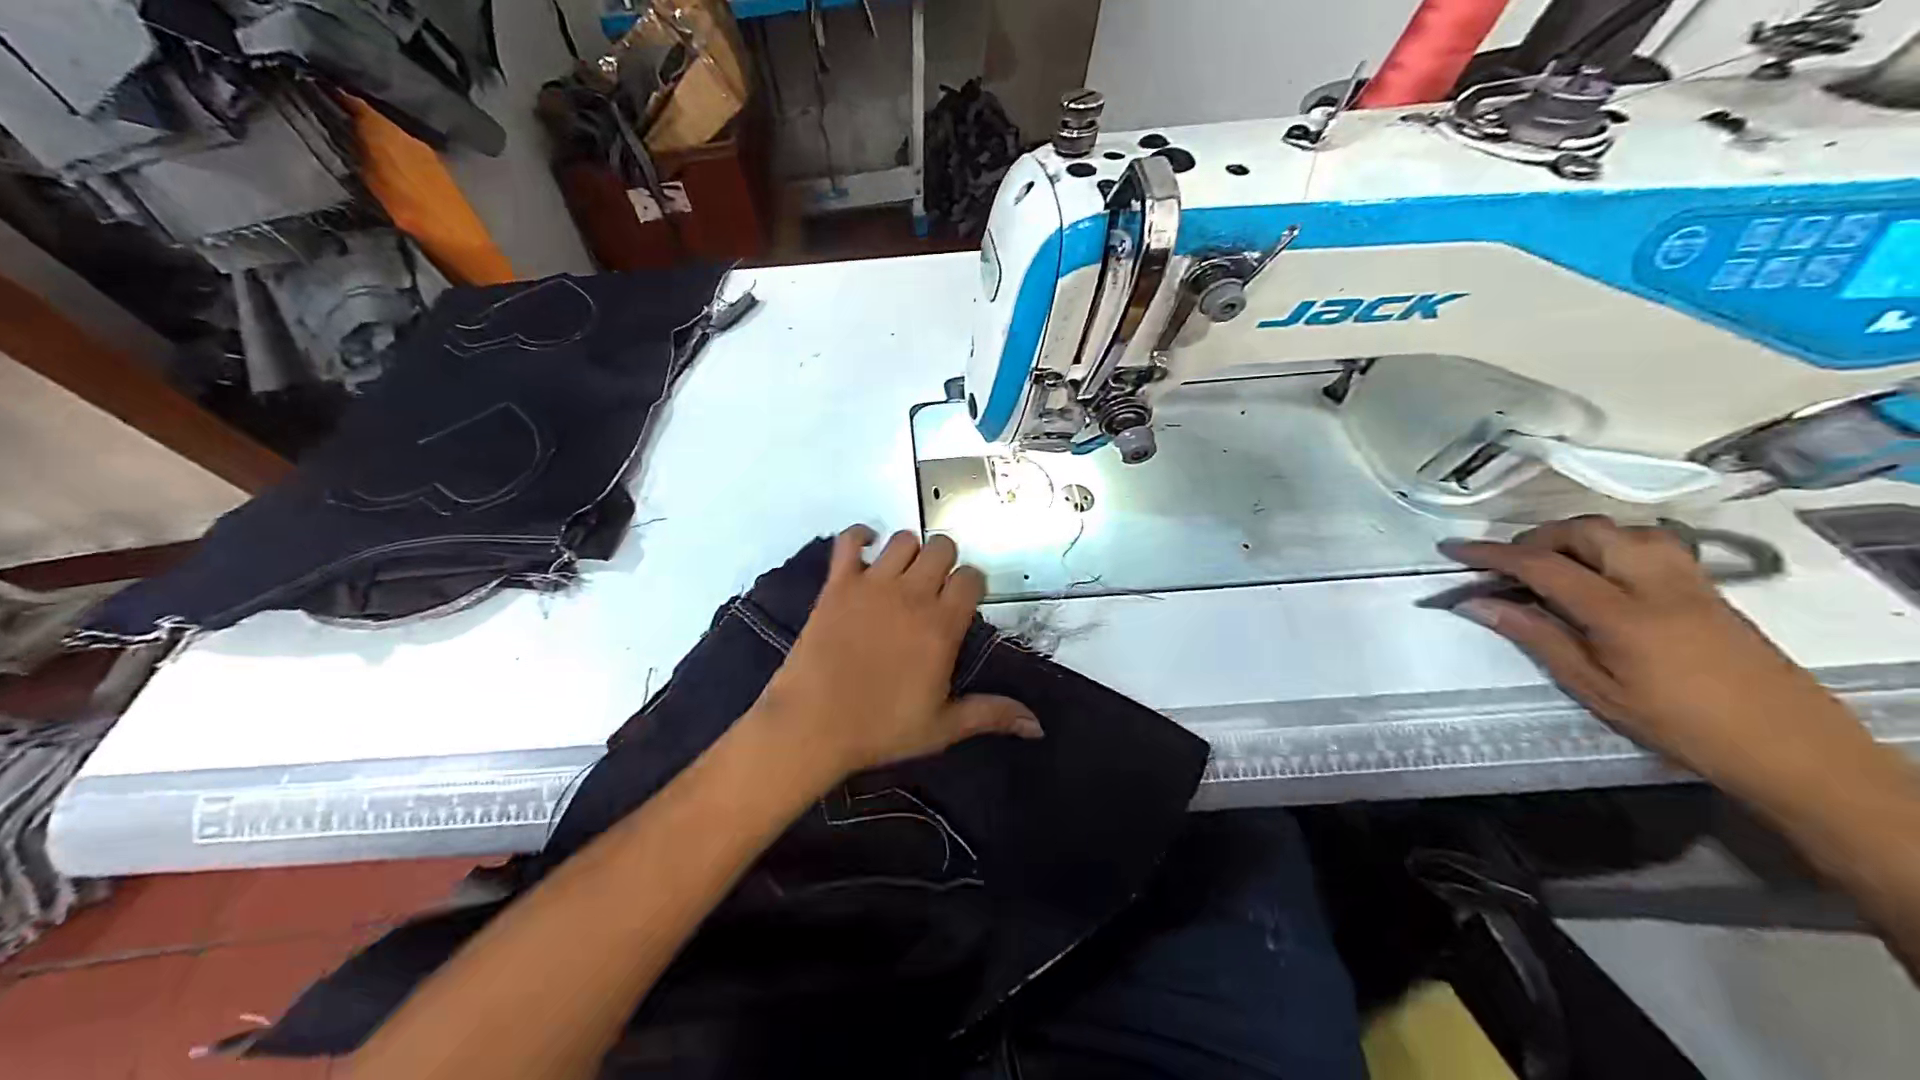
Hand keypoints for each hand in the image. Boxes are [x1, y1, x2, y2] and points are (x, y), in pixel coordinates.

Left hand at [750, 526, 1040, 781]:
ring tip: (903, 575)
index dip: (972, 585)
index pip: (972, 578)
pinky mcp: (838, 583)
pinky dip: (860, 537)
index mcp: (942, 625)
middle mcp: (912, 594)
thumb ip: (991, 714)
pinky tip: (866, 549)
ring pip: (904, 539)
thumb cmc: (881, 728)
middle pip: (942, 548)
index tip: (963, 602)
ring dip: (909, 552)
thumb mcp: (942, 726)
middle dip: (945, 562)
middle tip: (934, 588)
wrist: (812, 725)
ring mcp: (873, 584)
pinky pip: (850, 540)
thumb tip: (1037, 725)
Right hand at [1439, 516, 1877, 797]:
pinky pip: (1651, 542)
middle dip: (1537, 538)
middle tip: (1508, 564)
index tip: (1453, 549)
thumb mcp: (1595, 688)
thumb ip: (1537, 637)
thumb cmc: (1678, 725)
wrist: (1789, 745)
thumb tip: (1476, 603)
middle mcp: (1656, 583)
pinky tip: (1601, 570)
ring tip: (1552, 563)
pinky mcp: (1708, 586)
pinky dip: (1612, 543)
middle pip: (1586, 532)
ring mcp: (1689, 581)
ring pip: (1623, 529)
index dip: (1492, 553)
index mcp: (1623, 613)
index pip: (1543, 565)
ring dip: (1577, 536)